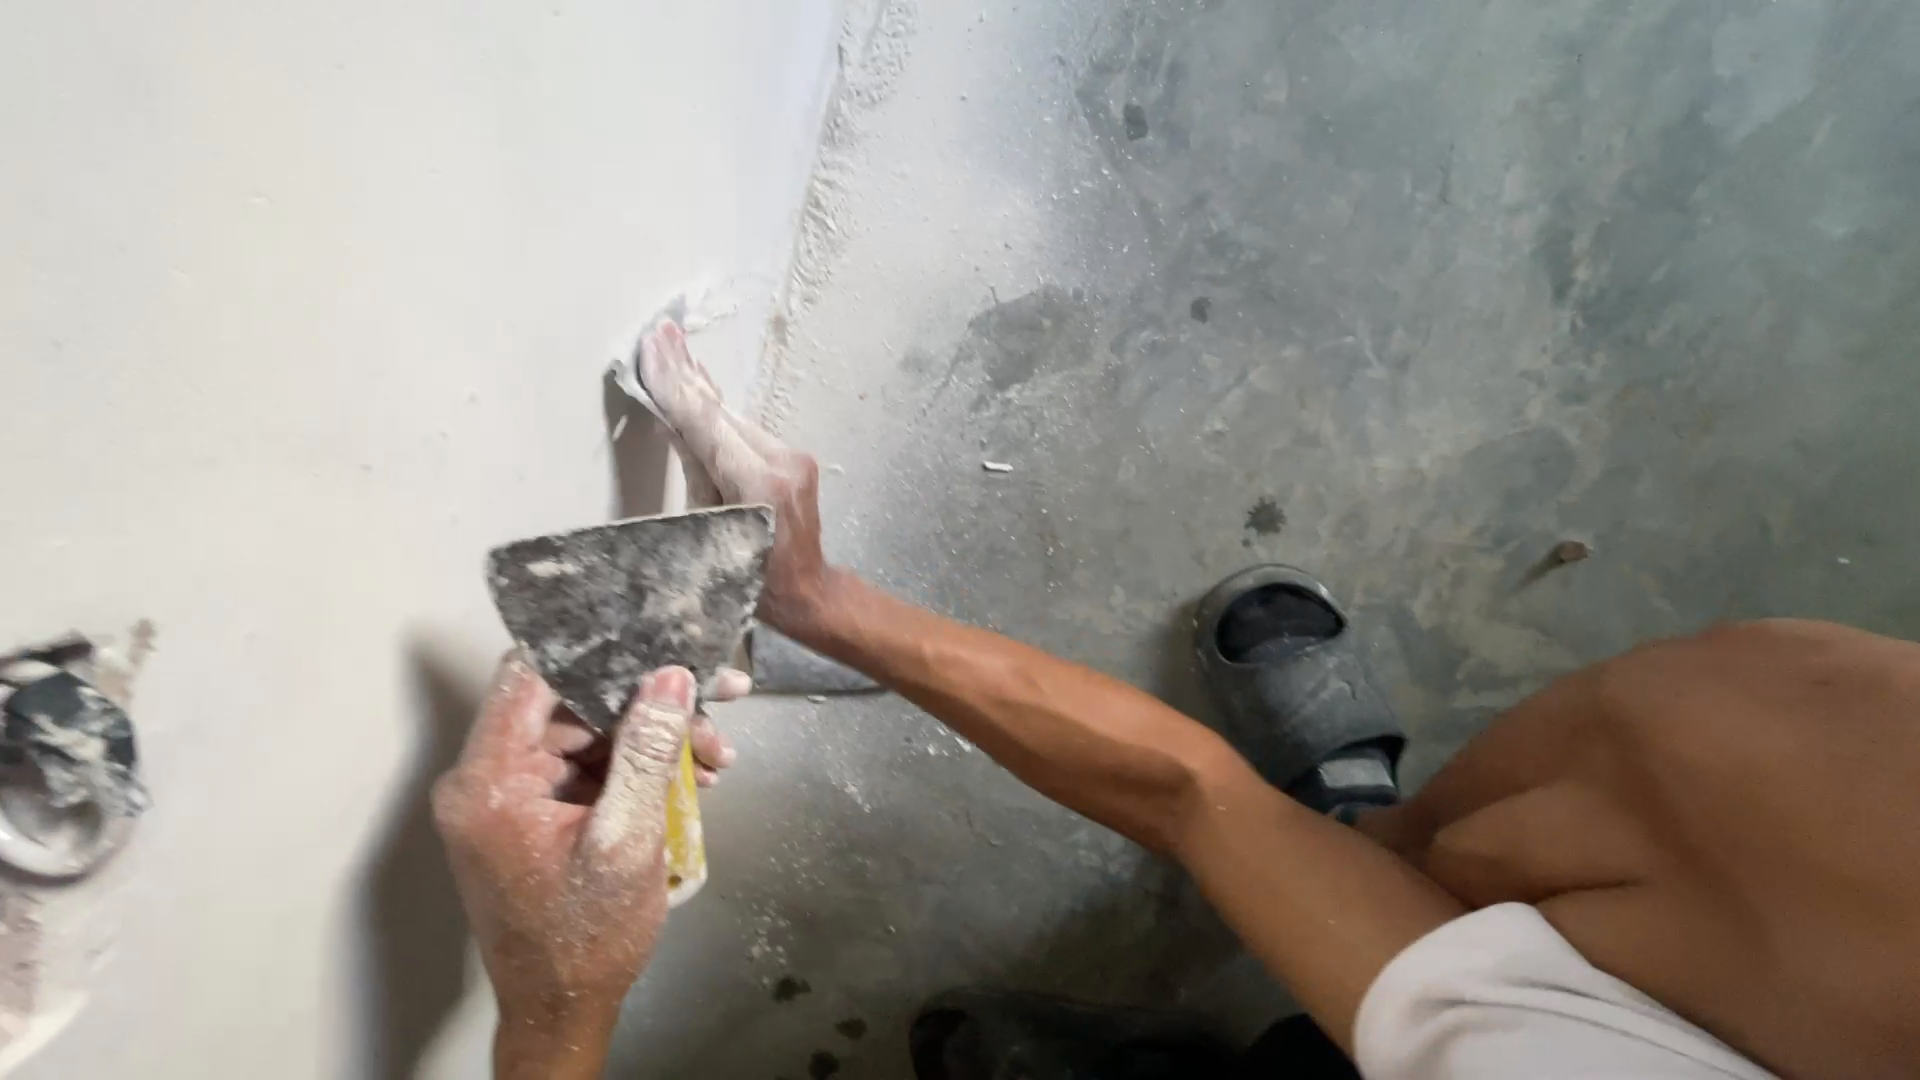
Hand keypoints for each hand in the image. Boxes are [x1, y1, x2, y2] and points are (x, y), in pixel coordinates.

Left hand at [431, 656, 743, 1076]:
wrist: (567, 1008)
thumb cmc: (588, 932)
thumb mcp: (628, 837)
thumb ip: (648, 752)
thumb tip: (673, 675)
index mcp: (490, 780)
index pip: (530, 676)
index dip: (593, 648)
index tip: (657, 634)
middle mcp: (492, 776)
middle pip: (575, 702)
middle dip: (652, 705)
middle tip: (720, 704)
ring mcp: (518, 792)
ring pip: (595, 730)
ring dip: (659, 738)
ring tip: (719, 757)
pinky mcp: (543, 808)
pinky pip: (596, 763)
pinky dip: (644, 766)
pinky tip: (696, 775)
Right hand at [638, 320, 834, 633]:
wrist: (809, 591)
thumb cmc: (751, 579)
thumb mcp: (708, 529)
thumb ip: (696, 472)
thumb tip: (673, 422)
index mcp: (759, 482)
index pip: (707, 423)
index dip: (677, 386)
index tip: (654, 347)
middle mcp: (783, 460)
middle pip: (723, 414)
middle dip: (688, 375)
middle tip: (661, 333)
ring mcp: (795, 458)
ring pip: (735, 420)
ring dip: (703, 392)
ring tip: (673, 350)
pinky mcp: (797, 460)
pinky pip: (748, 433)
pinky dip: (720, 416)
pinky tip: (702, 389)